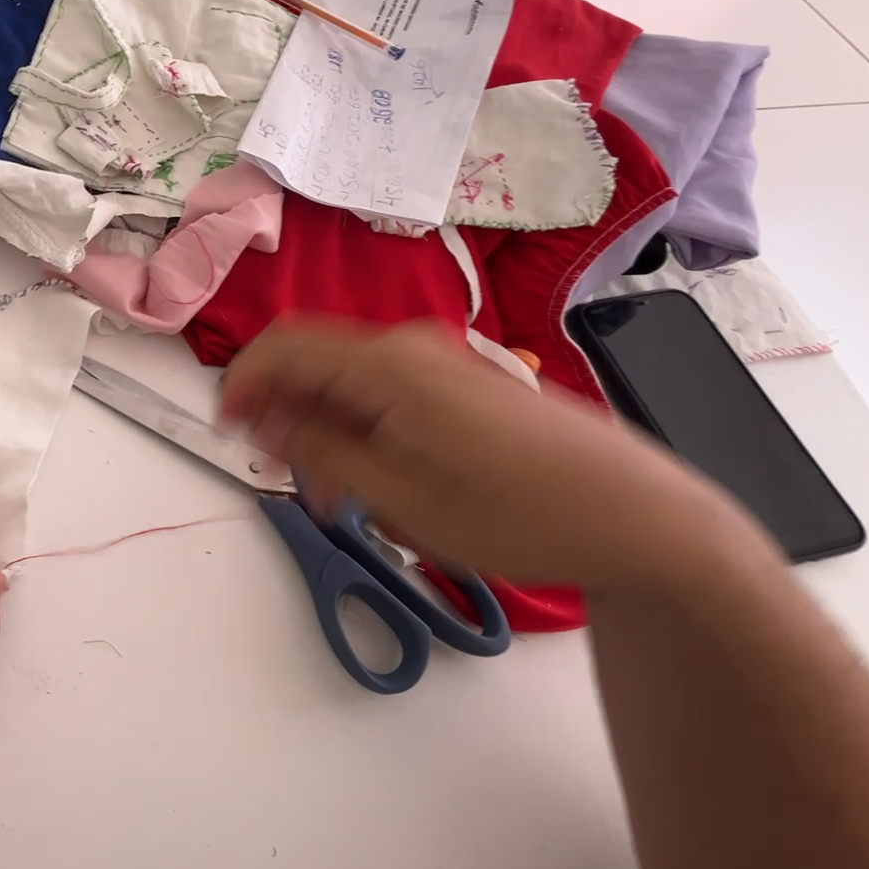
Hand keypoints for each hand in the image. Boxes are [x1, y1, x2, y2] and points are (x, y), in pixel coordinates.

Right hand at [217, 319, 777, 594]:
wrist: (643, 521)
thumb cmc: (521, 513)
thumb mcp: (401, 495)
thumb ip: (320, 450)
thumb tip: (264, 419)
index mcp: (388, 366)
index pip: (282, 347)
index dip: (241, 383)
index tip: (226, 429)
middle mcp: (407, 350)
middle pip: (308, 363)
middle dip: (280, 414)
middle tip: (284, 477)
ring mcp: (434, 364)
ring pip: (339, 382)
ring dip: (316, 429)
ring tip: (330, 494)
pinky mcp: (453, 385)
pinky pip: (376, 393)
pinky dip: (352, 428)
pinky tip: (366, 477)